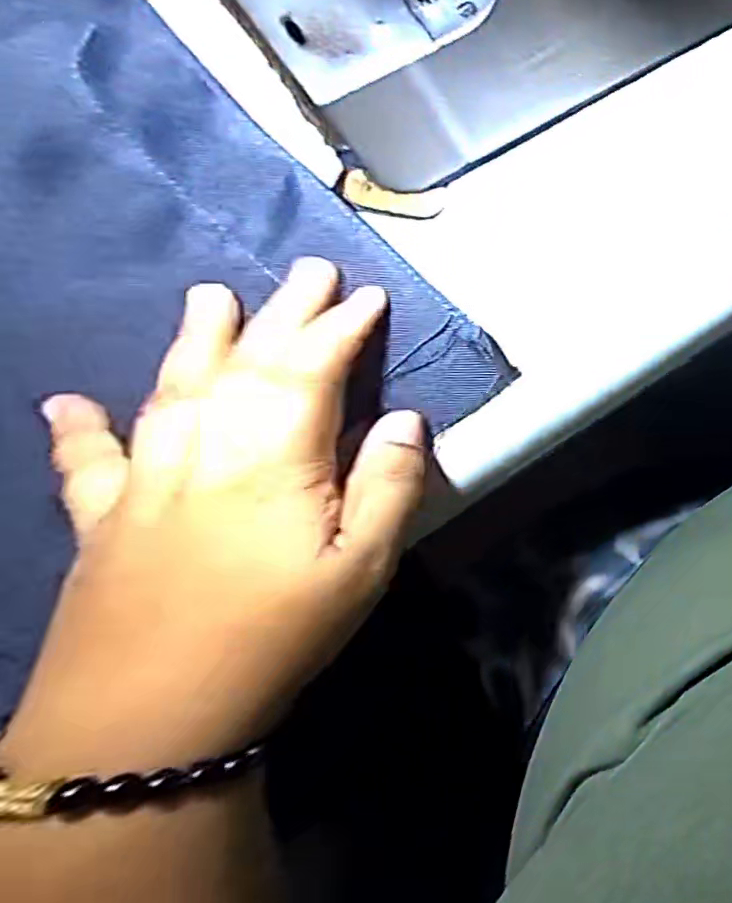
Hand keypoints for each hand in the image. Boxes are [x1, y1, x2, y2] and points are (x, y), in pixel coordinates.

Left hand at [0, 259, 429, 776]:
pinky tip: (67, 403)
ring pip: (169, 397)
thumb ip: (387, 486)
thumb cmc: (279, 633)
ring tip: (211, 296)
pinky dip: (79, 430)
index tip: (369, 297)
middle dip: (280, 316)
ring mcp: (142, 490)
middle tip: (308, 271)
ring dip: (195, 342)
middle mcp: (200, 461)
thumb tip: (401, 420)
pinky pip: (88, 465)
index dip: (338, 332)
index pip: (307, 378)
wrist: (143, 722)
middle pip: (241, 370)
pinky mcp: (104, 526)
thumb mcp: (364, 564)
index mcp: (269, 469)